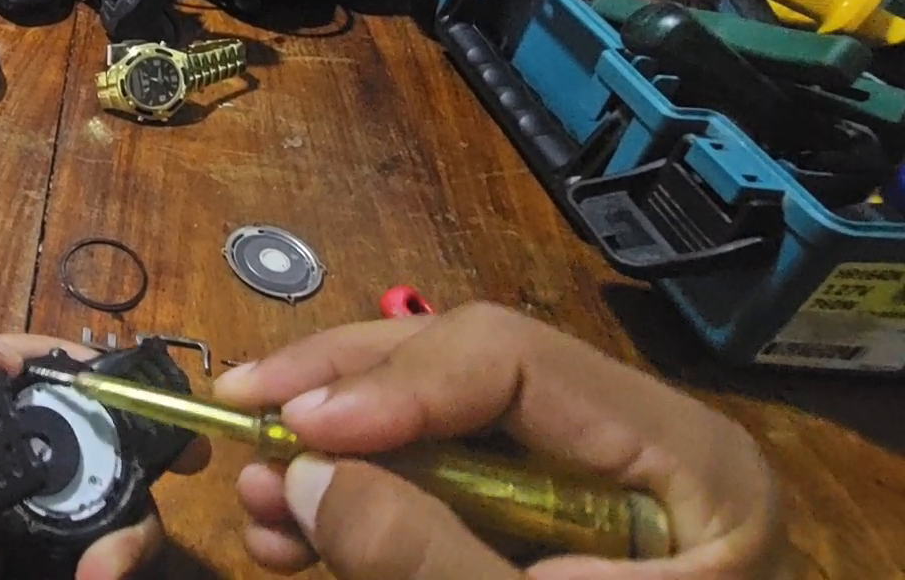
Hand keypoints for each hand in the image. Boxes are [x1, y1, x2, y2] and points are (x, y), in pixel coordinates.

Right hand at [213, 303, 794, 579]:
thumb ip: (432, 561)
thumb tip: (297, 473)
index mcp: (676, 452)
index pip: (507, 356)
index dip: (395, 380)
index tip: (302, 424)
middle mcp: (604, 434)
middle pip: (438, 367)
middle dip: (329, 395)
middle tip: (238, 409)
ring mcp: (551, 470)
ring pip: (404, 416)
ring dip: (316, 452)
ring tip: (251, 492)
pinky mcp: (503, 508)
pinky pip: (403, 476)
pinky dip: (337, 499)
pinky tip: (283, 533)